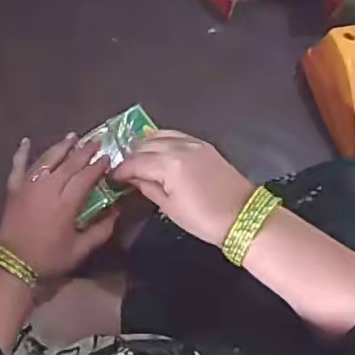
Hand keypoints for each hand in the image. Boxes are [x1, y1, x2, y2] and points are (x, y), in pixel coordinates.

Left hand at [0, 134, 118, 279]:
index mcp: (66, 203)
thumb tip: (116, 211)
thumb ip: (101, 230)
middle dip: (84, 151)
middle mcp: (48, 188)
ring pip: (47, 159)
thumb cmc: (49, 258)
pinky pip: (18, 165)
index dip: (98, 166)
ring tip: (72, 136)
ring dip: (60, 147)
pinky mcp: (13, 188)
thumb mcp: (80, 249)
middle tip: (96, 141)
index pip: (86, 177)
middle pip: (69, 164)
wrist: (13, 263)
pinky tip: (26, 141)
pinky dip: (21, 152)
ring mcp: (28, 185)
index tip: (107, 157)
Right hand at [112, 130, 256, 246]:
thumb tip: (132, 179)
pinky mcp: (204, 145)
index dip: (120, 171)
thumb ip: (147, 187)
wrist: (243, 217)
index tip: (111, 178)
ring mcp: (193, 143)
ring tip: (138, 160)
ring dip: (145, 146)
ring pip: (160, 135)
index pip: (135, 163)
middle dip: (131, 157)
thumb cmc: (203, 219)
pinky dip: (162, 141)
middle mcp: (179, 147)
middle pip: (145, 145)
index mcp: (168, 164)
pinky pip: (176, 136)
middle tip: (123, 172)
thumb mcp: (169, 207)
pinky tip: (158, 152)